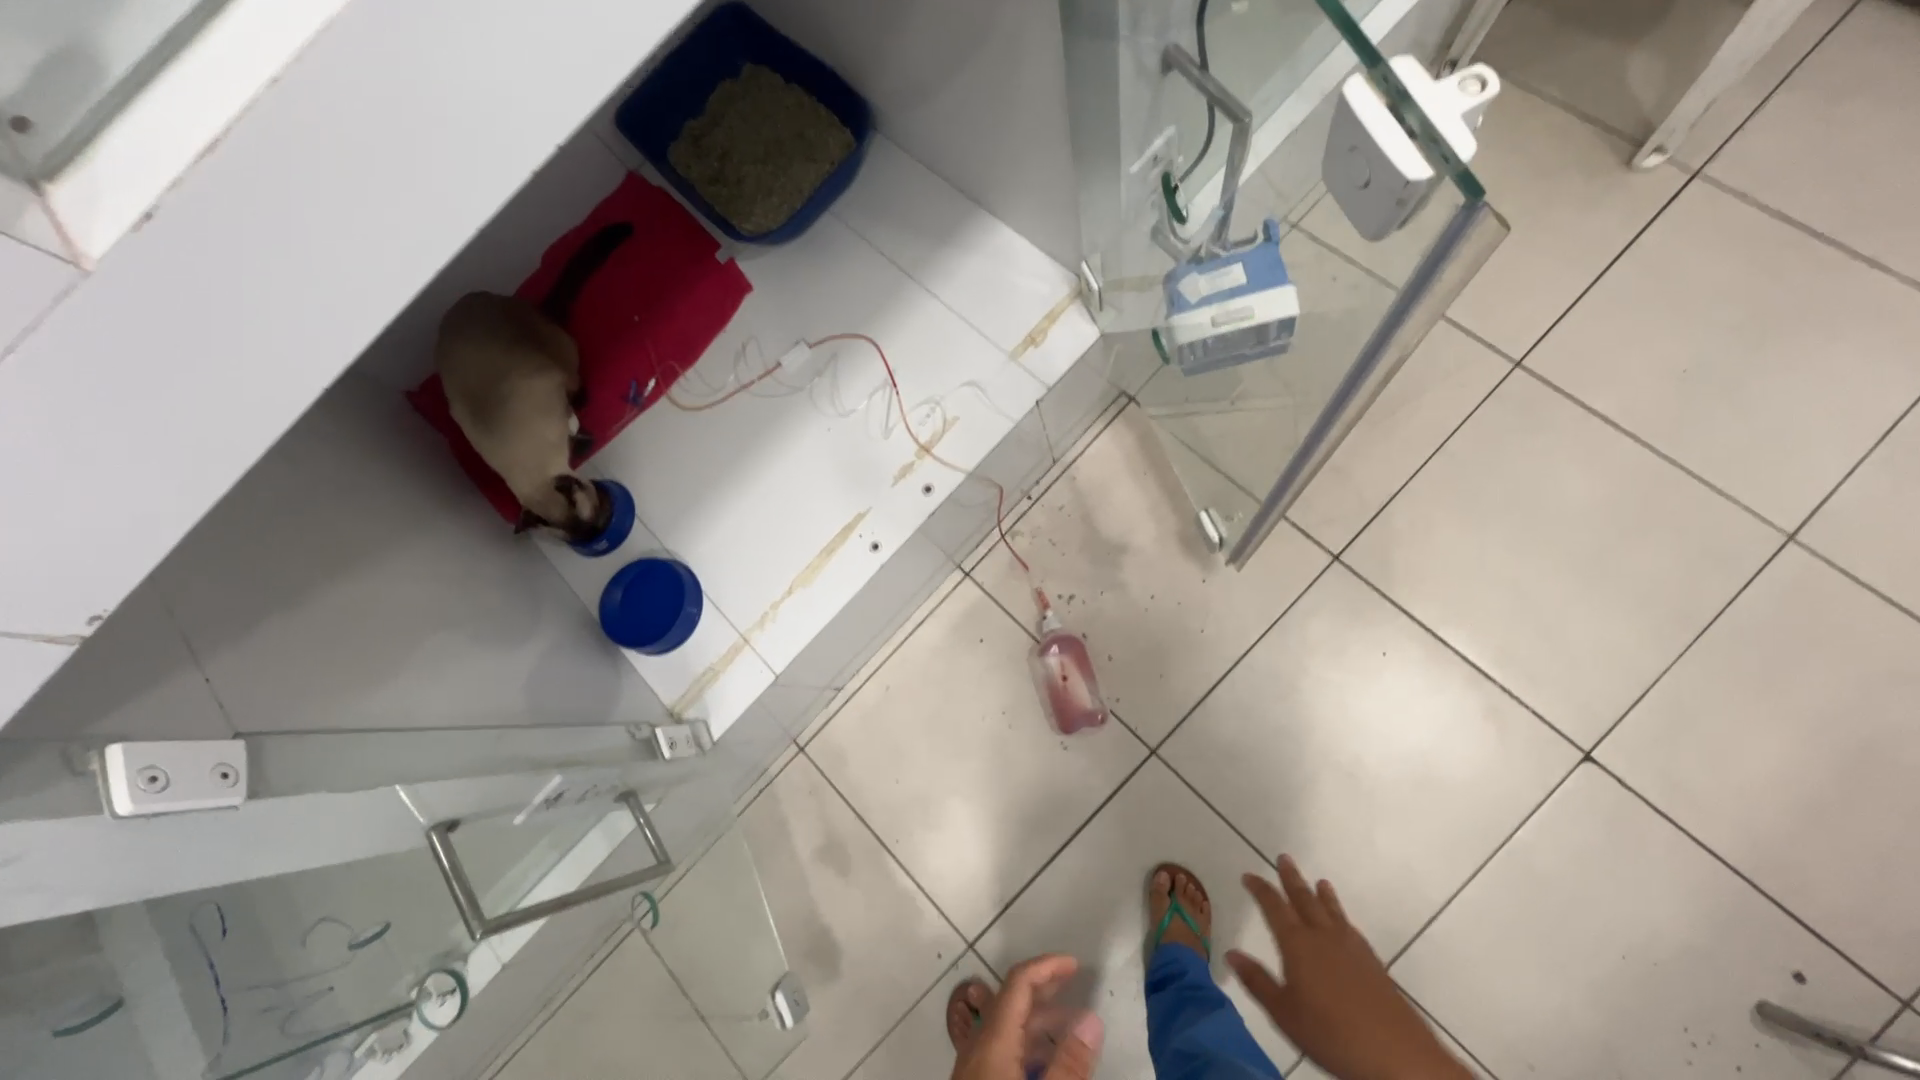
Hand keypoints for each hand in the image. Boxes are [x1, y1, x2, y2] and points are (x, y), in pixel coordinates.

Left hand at [951, 955, 1102, 1079]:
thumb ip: (1070, 1063)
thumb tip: (1092, 1019)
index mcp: (992, 1040)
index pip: (1018, 983)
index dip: (1046, 967)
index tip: (1076, 965)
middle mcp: (978, 1047)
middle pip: (1010, 1003)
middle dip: (1044, 990)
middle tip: (1077, 985)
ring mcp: (973, 1070)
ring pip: (1006, 1030)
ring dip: (1039, 1021)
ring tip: (1073, 1026)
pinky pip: (1002, 1053)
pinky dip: (1027, 1046)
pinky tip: (1049, 1063)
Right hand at [1226, 856, 1471, 1079]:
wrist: (1396, 1056)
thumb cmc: (1331, 1034)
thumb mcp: (1284, 1013)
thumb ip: (1257, 981)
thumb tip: (1230, 953)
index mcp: (1298, 946)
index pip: (1275, 908)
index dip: (1261, 890)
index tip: (1248, 875)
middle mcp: (1324, 938)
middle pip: (1305, 900)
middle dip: (1292, 879)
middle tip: (1283, 858)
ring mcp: (1352, 949)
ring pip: (1332, 911)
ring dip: (1321, 895)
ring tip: (1318, 881)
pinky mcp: (1373, 964)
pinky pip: (1350, 927)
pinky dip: (1341, 916)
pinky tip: (1343, 923)